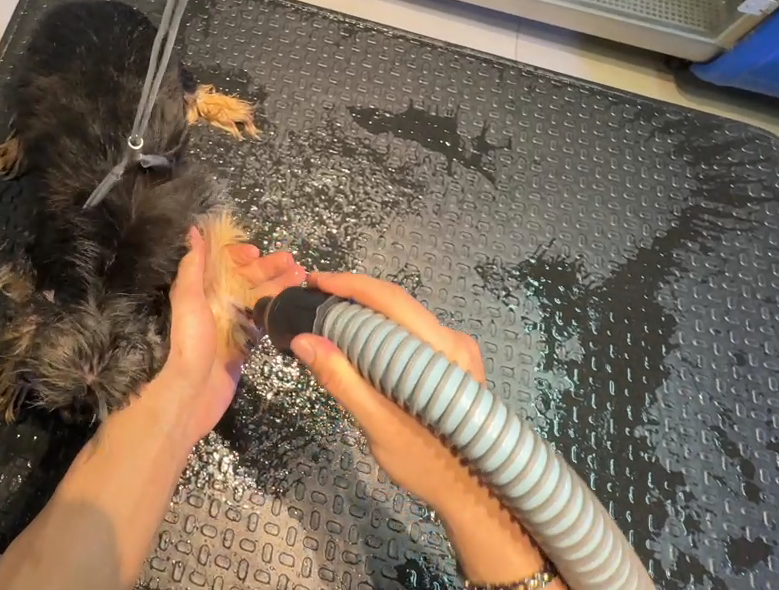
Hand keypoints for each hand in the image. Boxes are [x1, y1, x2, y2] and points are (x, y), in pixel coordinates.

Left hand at [154, 229, 303, 442]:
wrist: (191, 393)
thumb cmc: (189, 342)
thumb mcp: (188, 299)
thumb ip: (193, 266)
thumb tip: (193, 231)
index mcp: (201, 290)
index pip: (223, 264)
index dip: (239, 255)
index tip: (256, 252)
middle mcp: (216, 303)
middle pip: (245, 279)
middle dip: (268, 268)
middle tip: (293, 262)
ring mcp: (231, 323)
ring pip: (258, 298)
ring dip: (278, 286)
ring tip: (301, 276)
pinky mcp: (244, 344)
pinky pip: (262, 321)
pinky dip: (277, 310)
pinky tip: (293, 303)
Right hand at [291, 272, 551, 585]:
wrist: (476, 498)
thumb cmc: (429, 464)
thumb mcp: (378, 425)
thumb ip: (342, 380)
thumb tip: (302, 339)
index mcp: (443, 350)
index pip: (390, 299)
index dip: (348, 284)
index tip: (313, 280)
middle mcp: (454, 339)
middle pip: (396, 301)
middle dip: (352, 292)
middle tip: (314, 292)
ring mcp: (457, 348)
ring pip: (402, 314)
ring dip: (365, 308)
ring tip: (328, 310)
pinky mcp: (454, 359)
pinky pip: (410, 330)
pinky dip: (380, 327)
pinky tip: (358, 334)